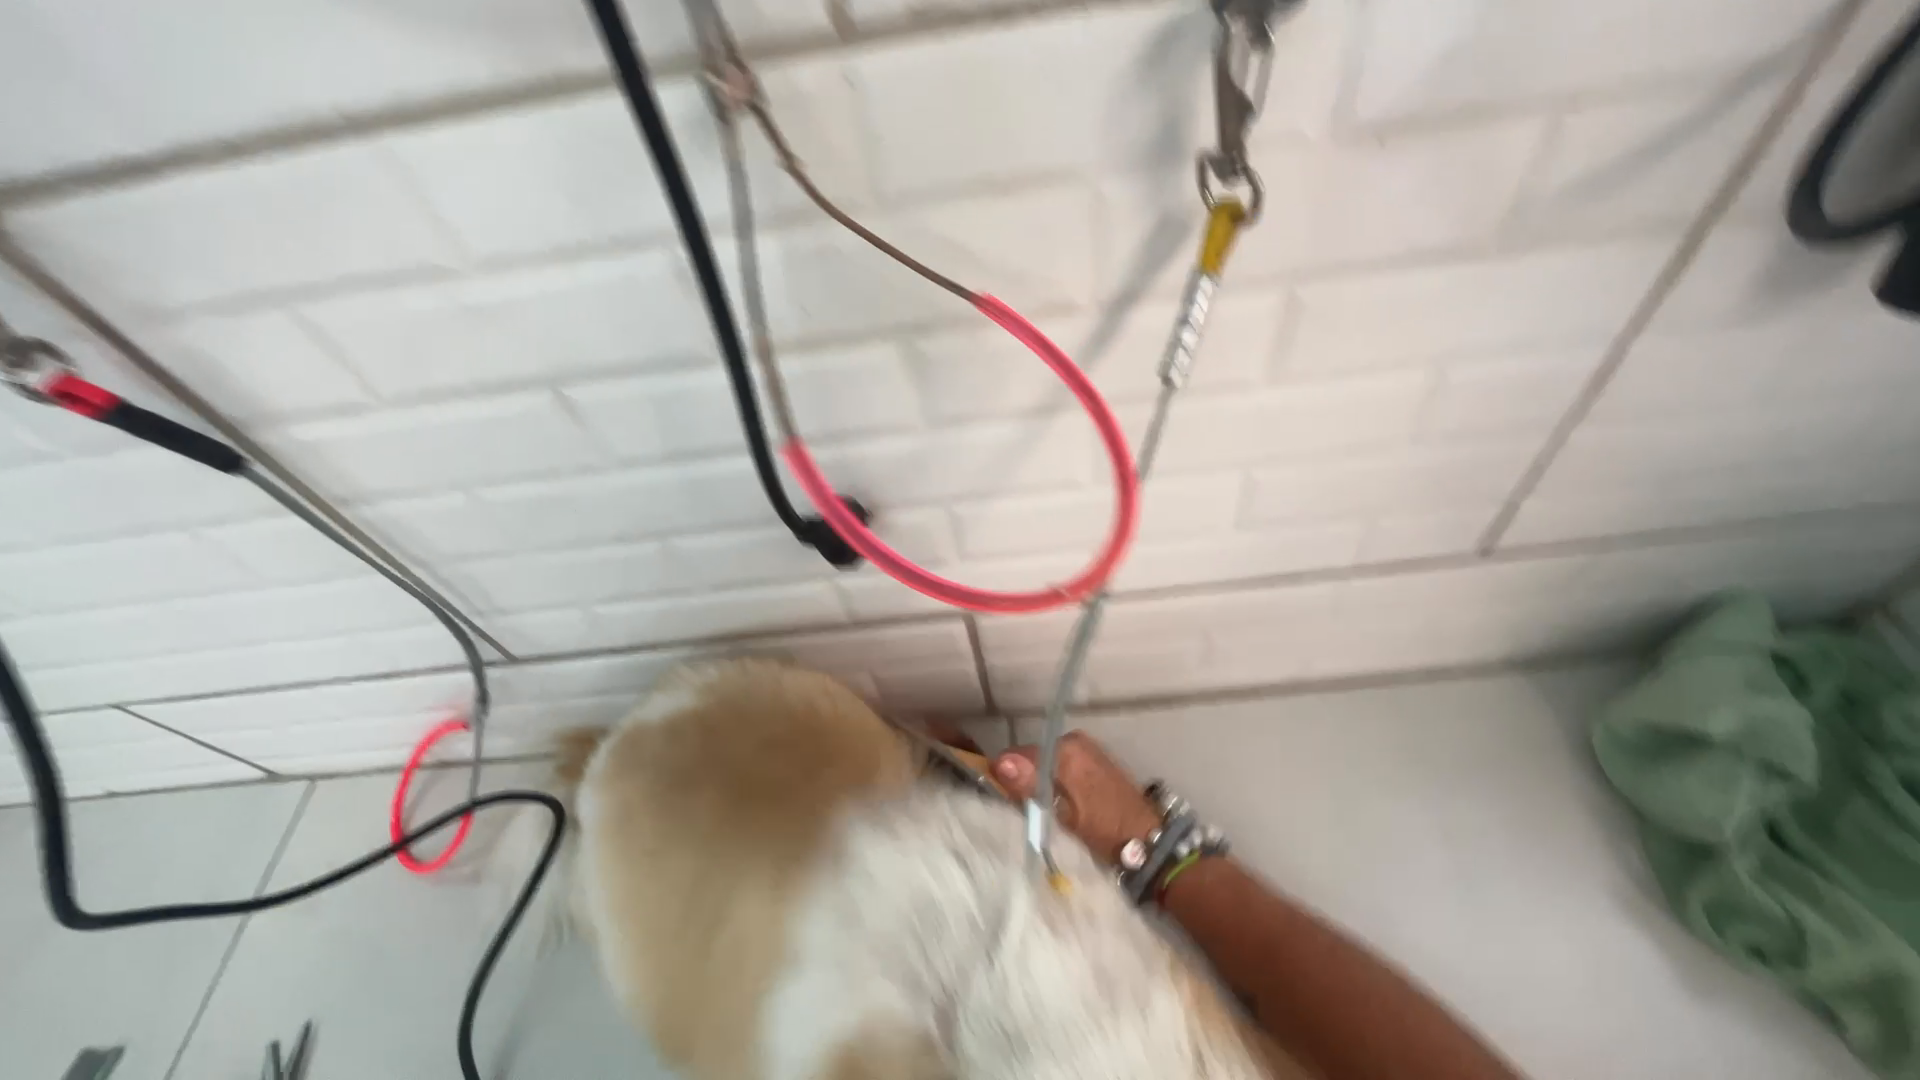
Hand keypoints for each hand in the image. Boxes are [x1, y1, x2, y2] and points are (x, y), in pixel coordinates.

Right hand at [992, 732, 1161, 866]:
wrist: (1148, 841)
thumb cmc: (1105, 829)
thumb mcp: (1064, 813)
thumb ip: (1032, 786)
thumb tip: (1000, 762)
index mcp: (1066, 748)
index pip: (1018, 755)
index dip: (1008, 779)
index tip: (1010, 804)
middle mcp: (1074, 740)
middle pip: (1032, 759)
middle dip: (1026, 782)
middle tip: (1030, 813)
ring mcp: (1085, 749)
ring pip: (1046, 764)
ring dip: (1041, 785)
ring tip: (1045, 812)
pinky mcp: (1092, 761)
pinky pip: (1060, 767)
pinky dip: (1055, 784)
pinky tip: (1060, 805)